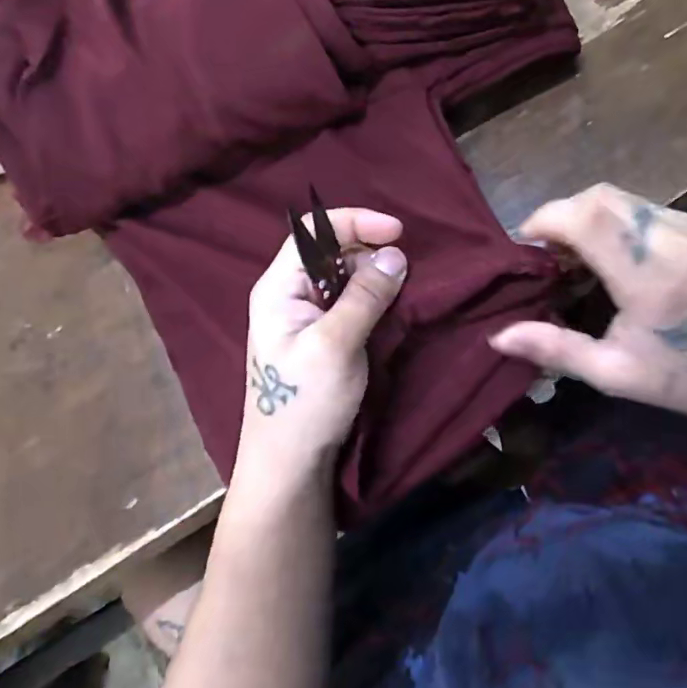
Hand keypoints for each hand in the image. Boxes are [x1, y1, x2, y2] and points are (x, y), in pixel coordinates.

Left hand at [234, 209, 408, 493]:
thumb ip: (364, 296)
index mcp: (278, 288)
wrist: (290, 464)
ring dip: (373, 276)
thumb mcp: (336, 345)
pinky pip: (347, 303)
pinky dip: (371, 299)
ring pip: (342, 278)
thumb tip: (395, 254)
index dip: (355, 223)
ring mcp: (304, 317)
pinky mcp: (321, 337)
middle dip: (368, 250)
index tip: (399, 232)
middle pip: (329, 252)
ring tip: (405, 286)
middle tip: (408, 267)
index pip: (313, 233)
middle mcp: (288, 294)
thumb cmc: (304, 403)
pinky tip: (392, 306)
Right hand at [489, 184, 686, 426]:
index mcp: (652, 279)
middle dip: (560, 215)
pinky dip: (610, 218)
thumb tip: (496, 336)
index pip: (586, 217)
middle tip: (545, 251)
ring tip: (572, 252)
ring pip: (617, 196)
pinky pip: (639, 205)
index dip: (545, 220)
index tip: (526, 245)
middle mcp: (675, 240)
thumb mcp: (614, 374)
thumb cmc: (685, 380)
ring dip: (583, 214)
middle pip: (598, 196)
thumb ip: (554, 348)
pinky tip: (606, 250)